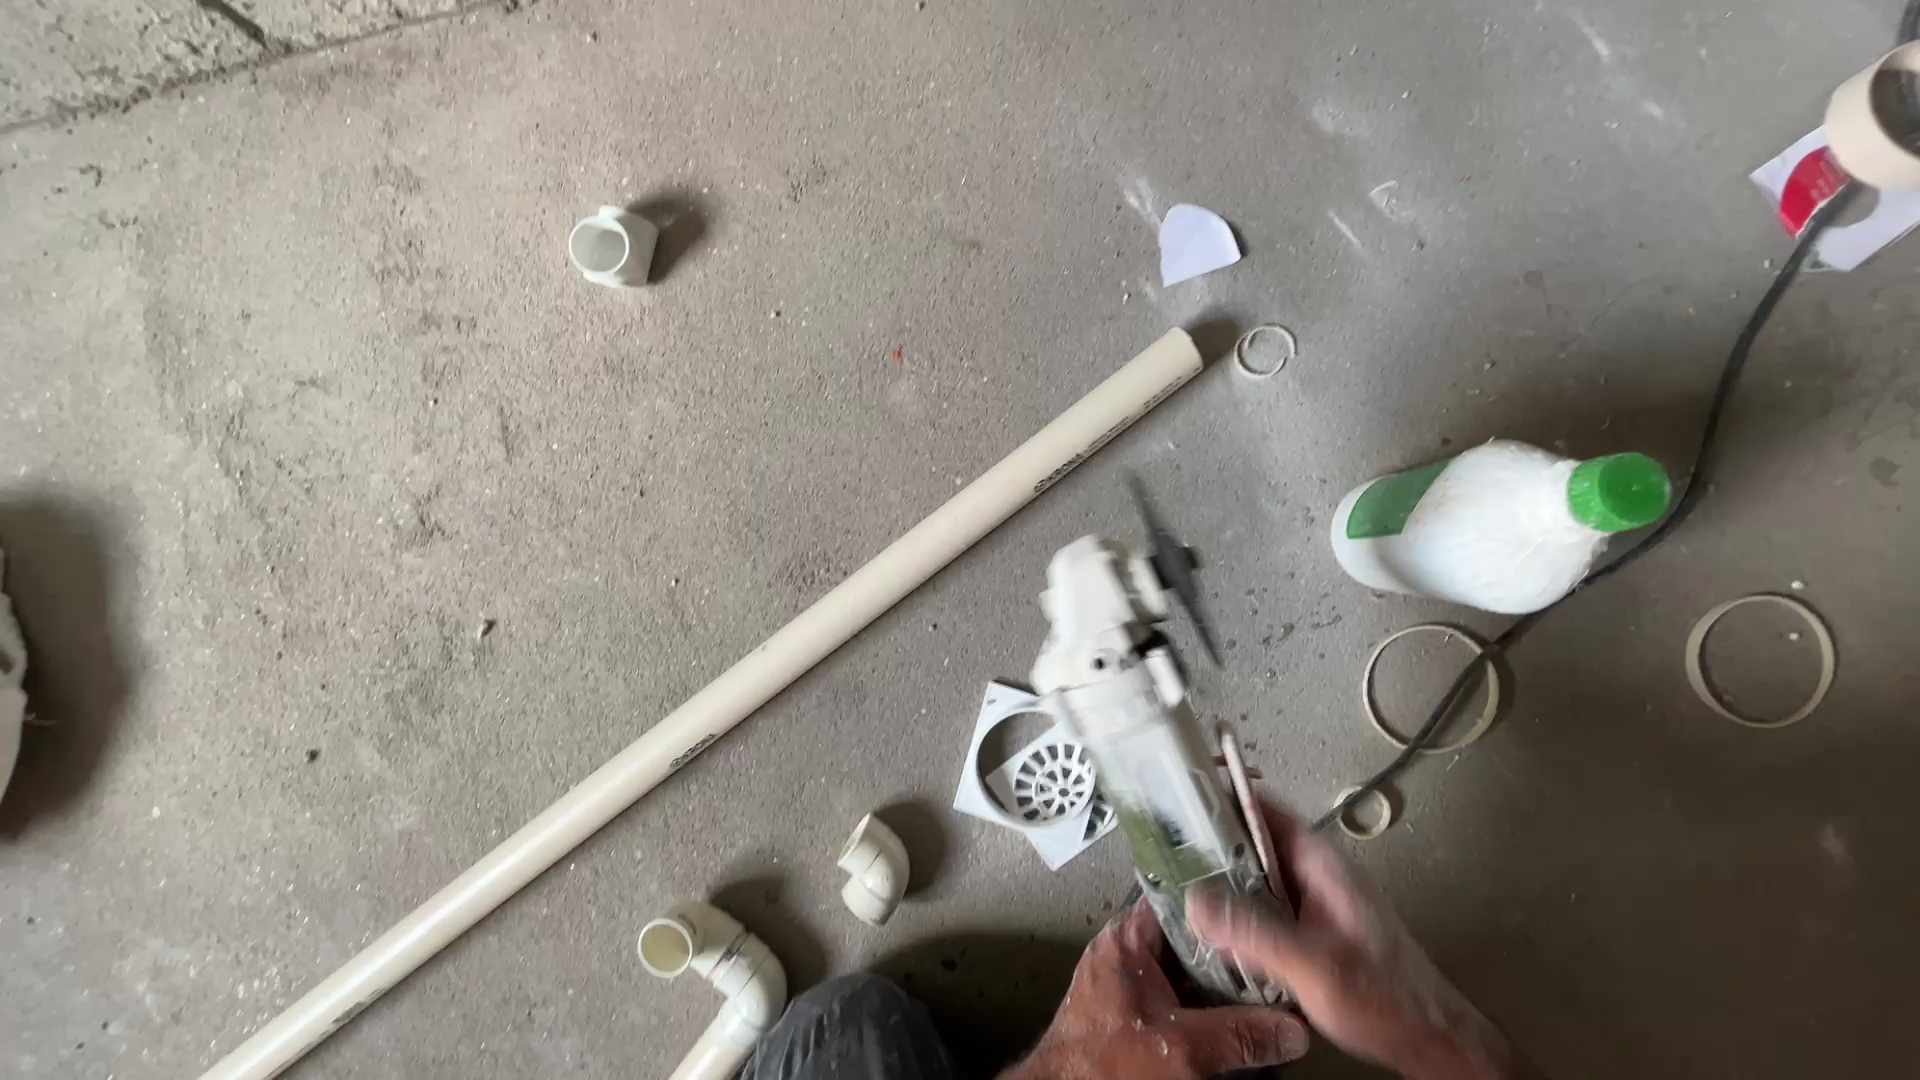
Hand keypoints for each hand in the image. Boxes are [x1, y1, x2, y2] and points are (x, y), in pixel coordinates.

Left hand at [1000, 901, 1308, 1079]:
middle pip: (1187, 938)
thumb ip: (1239, 1036)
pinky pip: (1177, 997)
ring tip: (1268, 983)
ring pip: (1185, 971)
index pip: (1177, 897)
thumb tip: (1292, 1030)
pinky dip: (1206, 1005)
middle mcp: (1125, 952)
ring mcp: (1128, 983)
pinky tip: (1238, 1016)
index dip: (1217, 896)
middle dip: (1229, 949)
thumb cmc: (1102, 1063)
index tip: (1258, 898)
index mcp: (1126, 939)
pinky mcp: (1133, 1013)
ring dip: (1221, 982)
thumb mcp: (1181, 1047)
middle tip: (1275, 951)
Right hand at [1187, 801, 1539, 1079]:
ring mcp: (1308, 895)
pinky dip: (1230, 901)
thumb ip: (1255, 933)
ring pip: (1249, 867)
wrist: (1433, 1042)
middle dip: (1206, 834)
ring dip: (1215, 872)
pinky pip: (1257, 897)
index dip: (1219, 790)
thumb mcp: (1315, 966)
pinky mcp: (1304, 921)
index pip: (1260, 803)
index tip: (1178, 788)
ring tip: (1172, 878)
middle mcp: (1310, 868)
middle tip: (1161, 841)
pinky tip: (1208, 923)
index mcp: (1317, 859)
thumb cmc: (1387, 999)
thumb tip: (1195, 902)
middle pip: (1247, 834)